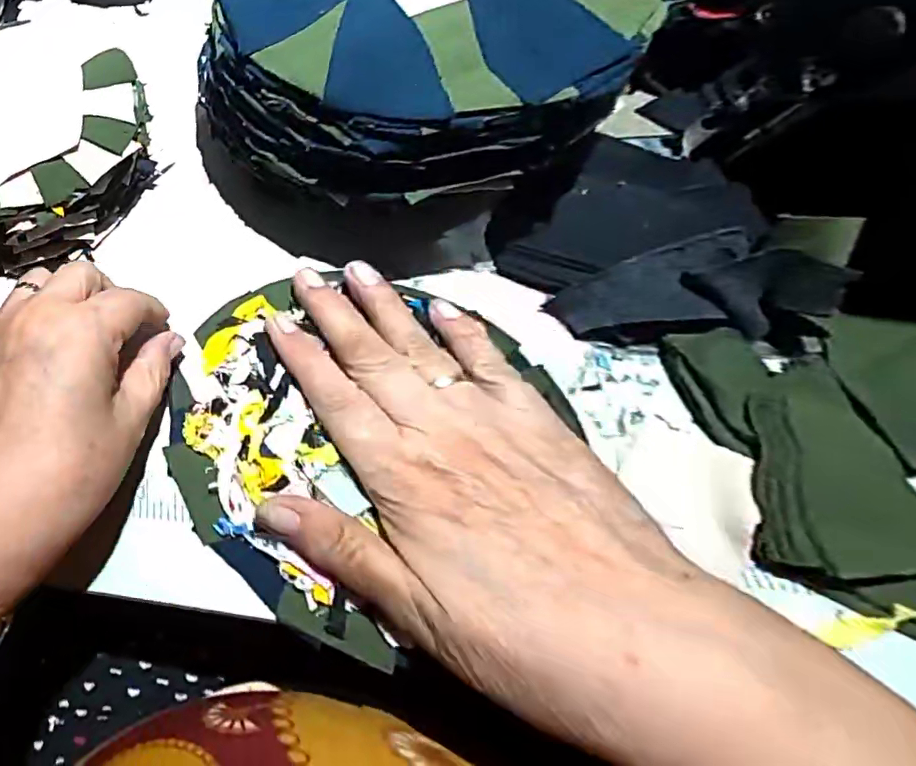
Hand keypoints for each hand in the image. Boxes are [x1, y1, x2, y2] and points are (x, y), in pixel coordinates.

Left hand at [0, 262, 179, 614]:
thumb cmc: (69, 472)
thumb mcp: (126, 424)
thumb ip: (151, 372)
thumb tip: (169, 340)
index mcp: (83, 328)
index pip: (129, 300)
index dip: (153, 311)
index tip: (162, 329)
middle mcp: (40, 312)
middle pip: (83, 274)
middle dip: (111, 293)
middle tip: (125, 330)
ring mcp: (4, 324)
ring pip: (43, 282)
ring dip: (71, 295)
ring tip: (84, 333)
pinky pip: (15, 304)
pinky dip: (39, 309)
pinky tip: (49, 349)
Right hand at [255, 264, 915, 765]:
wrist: (650, 645)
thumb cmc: (516, 637)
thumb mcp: (413, 612)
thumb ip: (338, 549)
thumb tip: (265, 505)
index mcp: (400, 476)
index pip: (336, 400)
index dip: (303, 358)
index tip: (277, 320)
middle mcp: (438, 432)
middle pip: (374, 359)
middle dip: (335, 313)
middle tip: (308, 273)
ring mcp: (491, 421)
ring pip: (424, 350)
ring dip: (388, 307)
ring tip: (360, 270)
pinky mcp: (540, 424)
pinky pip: (493, 363)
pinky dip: (466, 331)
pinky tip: (444, 308)